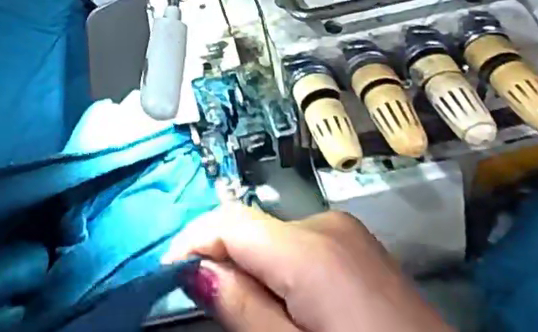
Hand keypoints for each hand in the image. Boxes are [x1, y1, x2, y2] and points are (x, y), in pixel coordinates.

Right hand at [164, 203, 449, 331]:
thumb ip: (245, 311)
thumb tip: (197, 270)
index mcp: (309, 247)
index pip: (224, 220)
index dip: (190, 244)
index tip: (169, 276)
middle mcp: (329, 226)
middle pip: (249, 229)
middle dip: (225, 263)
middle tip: (214, 311)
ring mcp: (354, 237)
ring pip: (274, 239)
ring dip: (254, 269)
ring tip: (255, 316)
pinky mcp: (369, 255)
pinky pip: (305, 250)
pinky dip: (285, 273)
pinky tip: (293, 311)